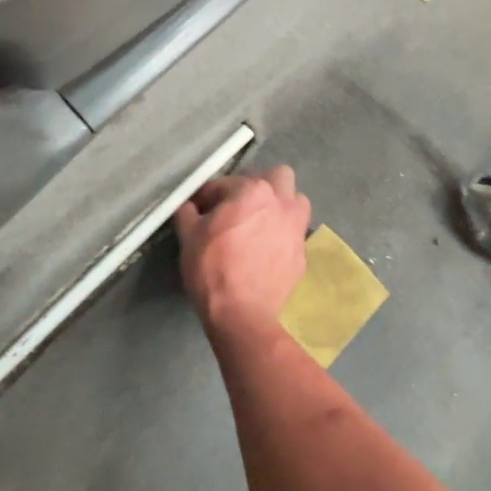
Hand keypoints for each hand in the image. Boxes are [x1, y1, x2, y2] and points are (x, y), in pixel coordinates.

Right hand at [175, 166, 312, 333]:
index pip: (227, 182)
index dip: (210, 195)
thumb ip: (188, 212)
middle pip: (278, 176)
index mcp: (253, 191)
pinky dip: (283, 234)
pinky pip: (295, 233)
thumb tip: (189, 205)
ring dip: (281, 205)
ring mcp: (297, 228)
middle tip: (240, 205)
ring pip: (296, 201)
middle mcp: (281, 202)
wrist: (242, 314)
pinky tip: (267, 249)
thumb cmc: (211, 268)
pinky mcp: (303, 253)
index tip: (200, 209)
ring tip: (261, 222)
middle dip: (260, 185)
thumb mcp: (189, 236)